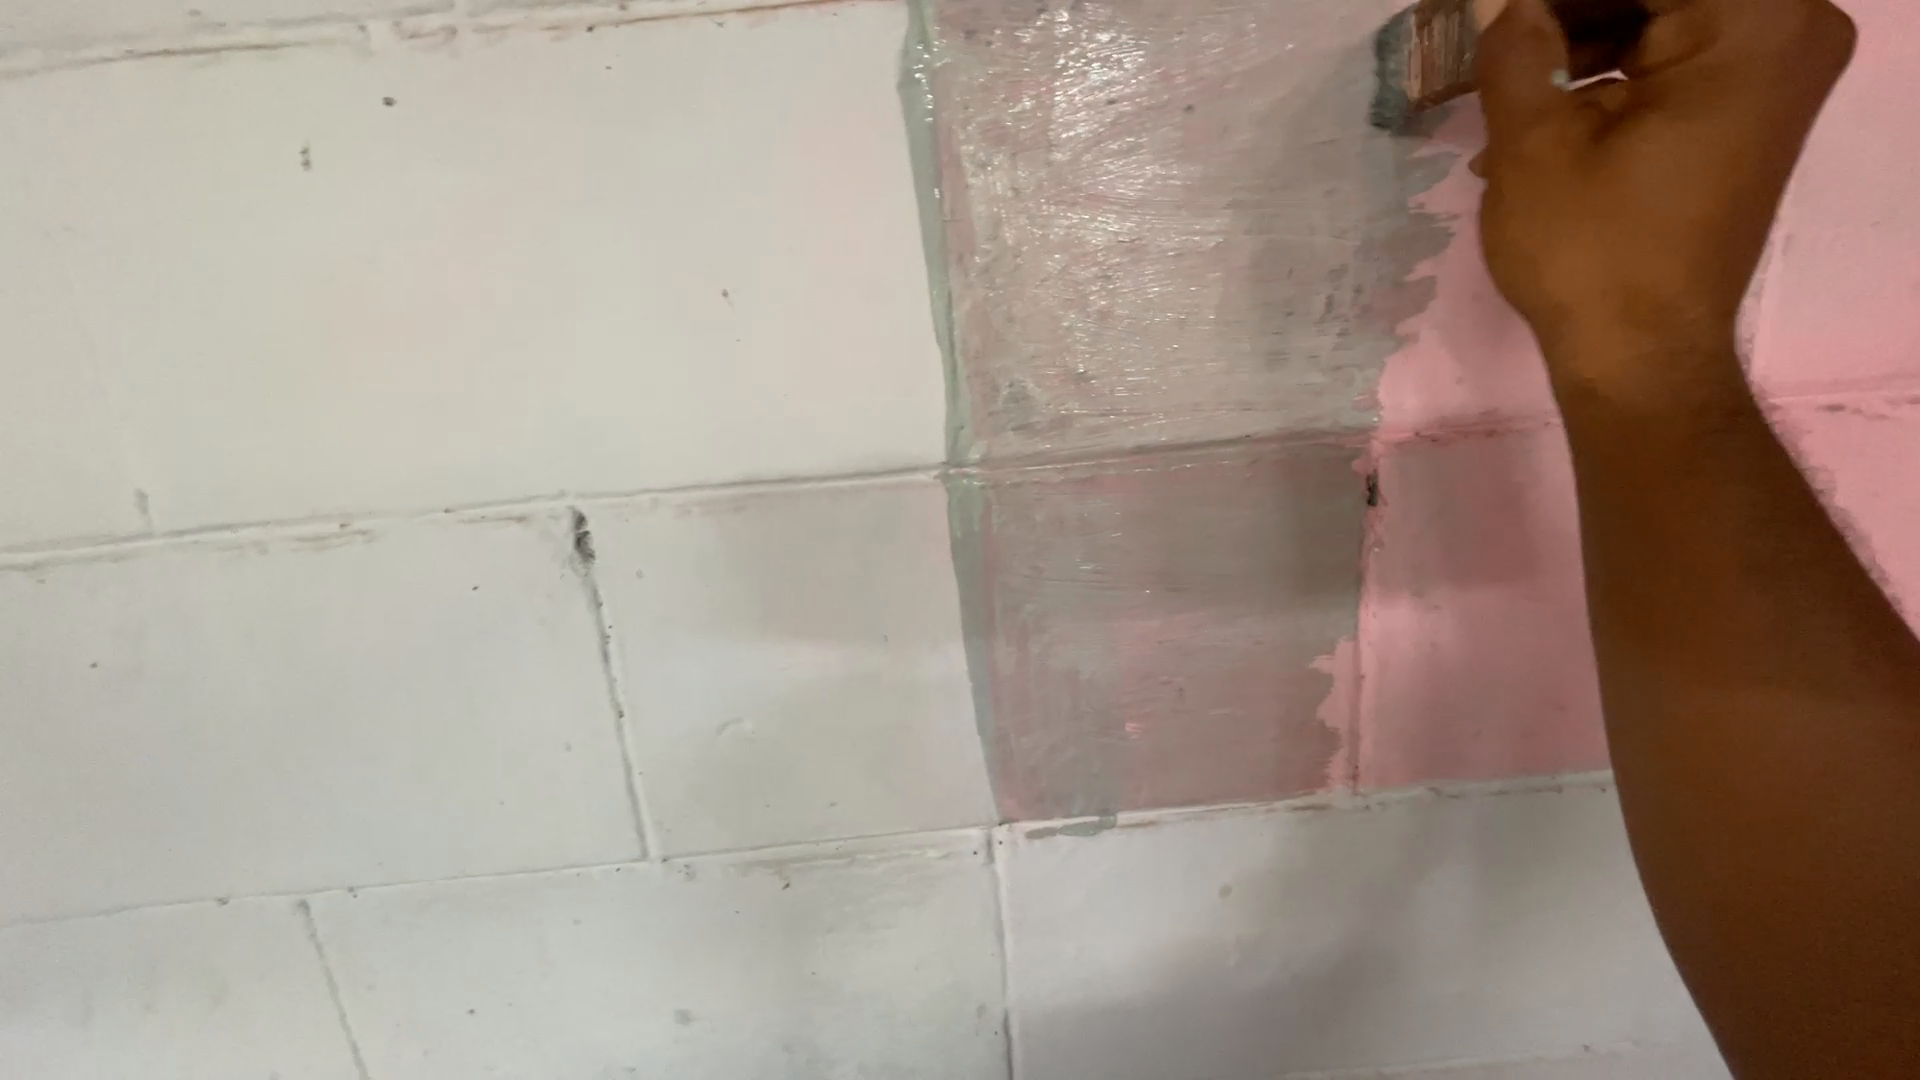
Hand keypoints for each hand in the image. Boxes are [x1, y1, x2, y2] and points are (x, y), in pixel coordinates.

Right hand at [1473, 0, 1855, 395]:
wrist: (1638, 349)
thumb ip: (1518, 58)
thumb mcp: (1532, 149)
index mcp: (1753, 20)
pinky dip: (1605, 84)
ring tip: (1502, 90)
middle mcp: (1790, 29)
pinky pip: (1672, 70)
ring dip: (1579, 49)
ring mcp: (1773, 77)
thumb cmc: (1587, 250)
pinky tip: (1538, 119)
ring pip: (1662, 25)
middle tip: (1495, 42)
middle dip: (1567, 16)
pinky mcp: (1745, 120)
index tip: (1497, 14)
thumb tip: (1505, 7)